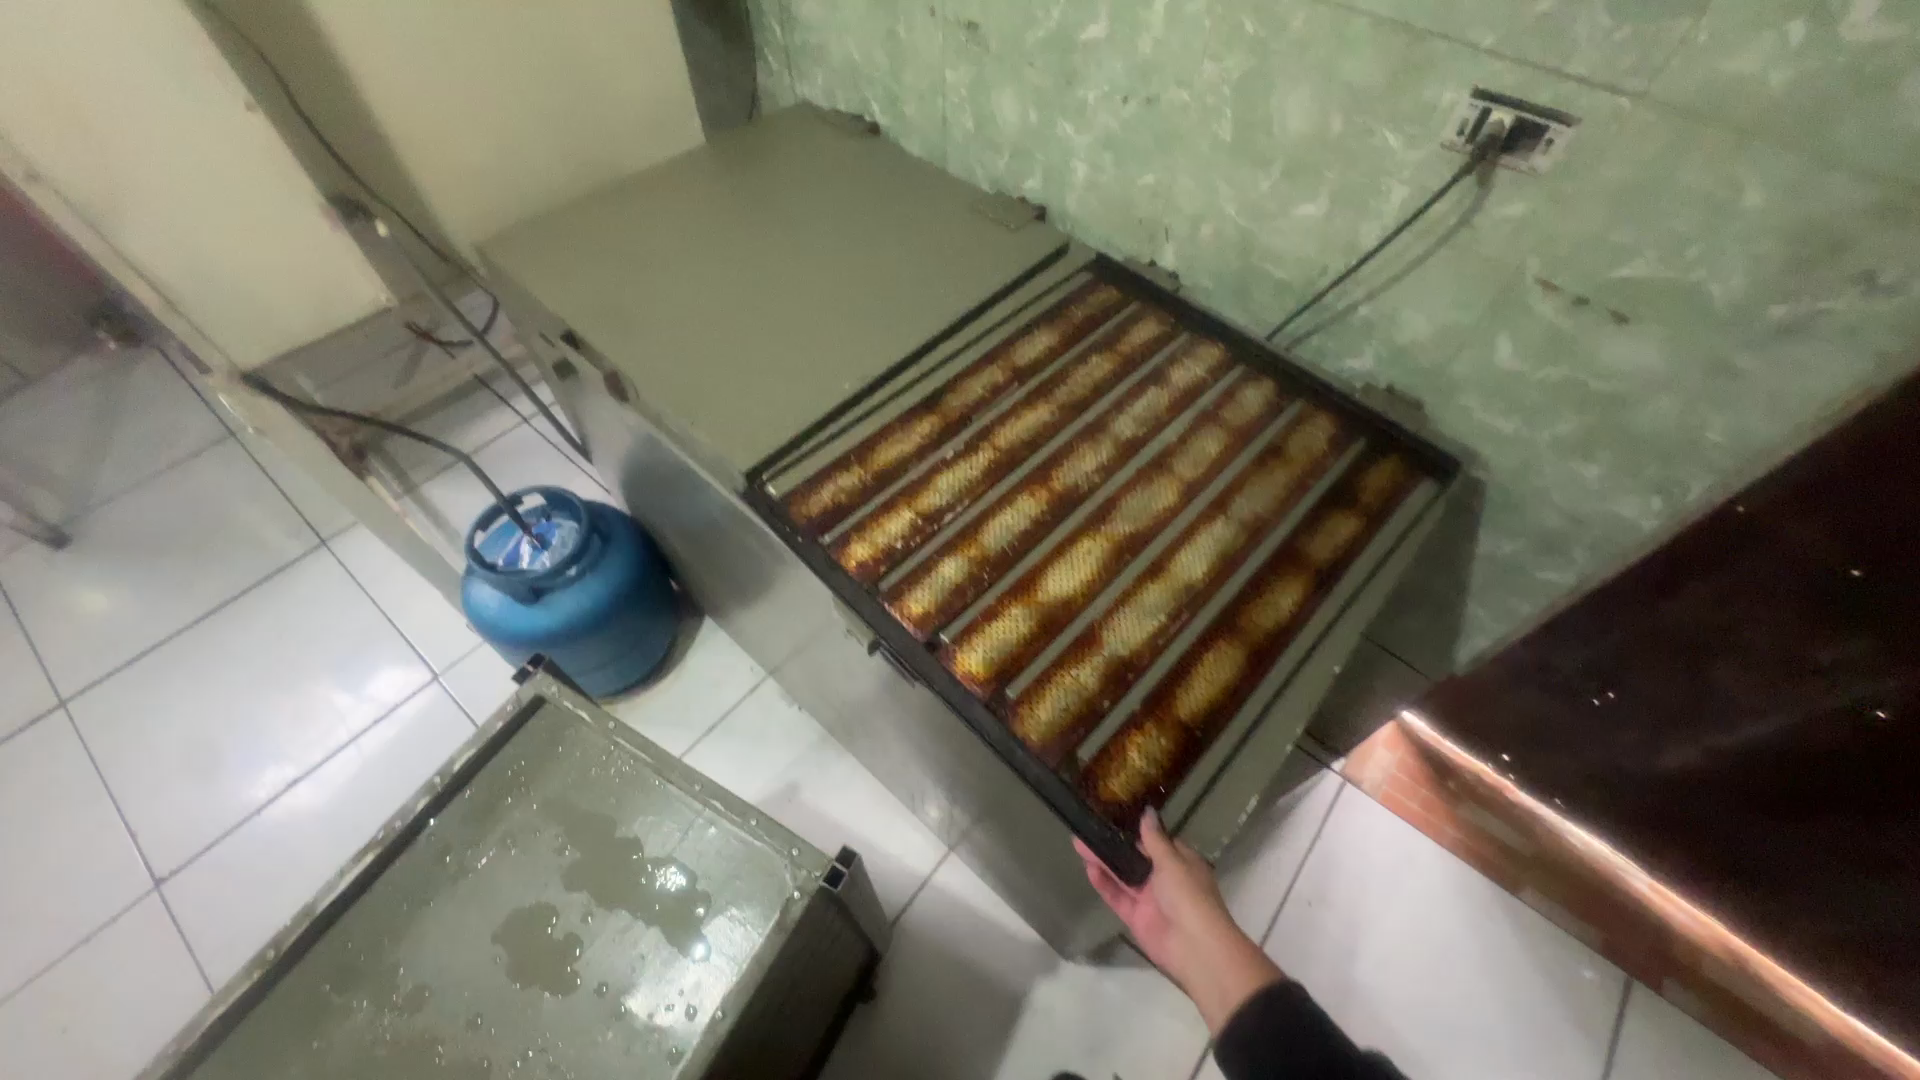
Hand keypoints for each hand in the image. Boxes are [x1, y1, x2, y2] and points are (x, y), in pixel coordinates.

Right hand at [1075, 808, 1283, 1034]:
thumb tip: (1148, 811)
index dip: (1136, 831)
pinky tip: (1088, 868)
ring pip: (1122, 876)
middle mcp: (1165, 878)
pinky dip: (1104, 884)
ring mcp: (1149, 898)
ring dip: (1103, 861)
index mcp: (1181, 862)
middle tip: (1088, 829)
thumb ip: (1154, 838)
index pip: (1157, 842)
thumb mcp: (1172, 861)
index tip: (1113, 817)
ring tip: (1079, 844)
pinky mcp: (1135, 917)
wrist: (1195, 947)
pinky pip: (1117, 896)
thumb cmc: (1188, 895)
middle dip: (1113, 845)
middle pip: (1135, 858)